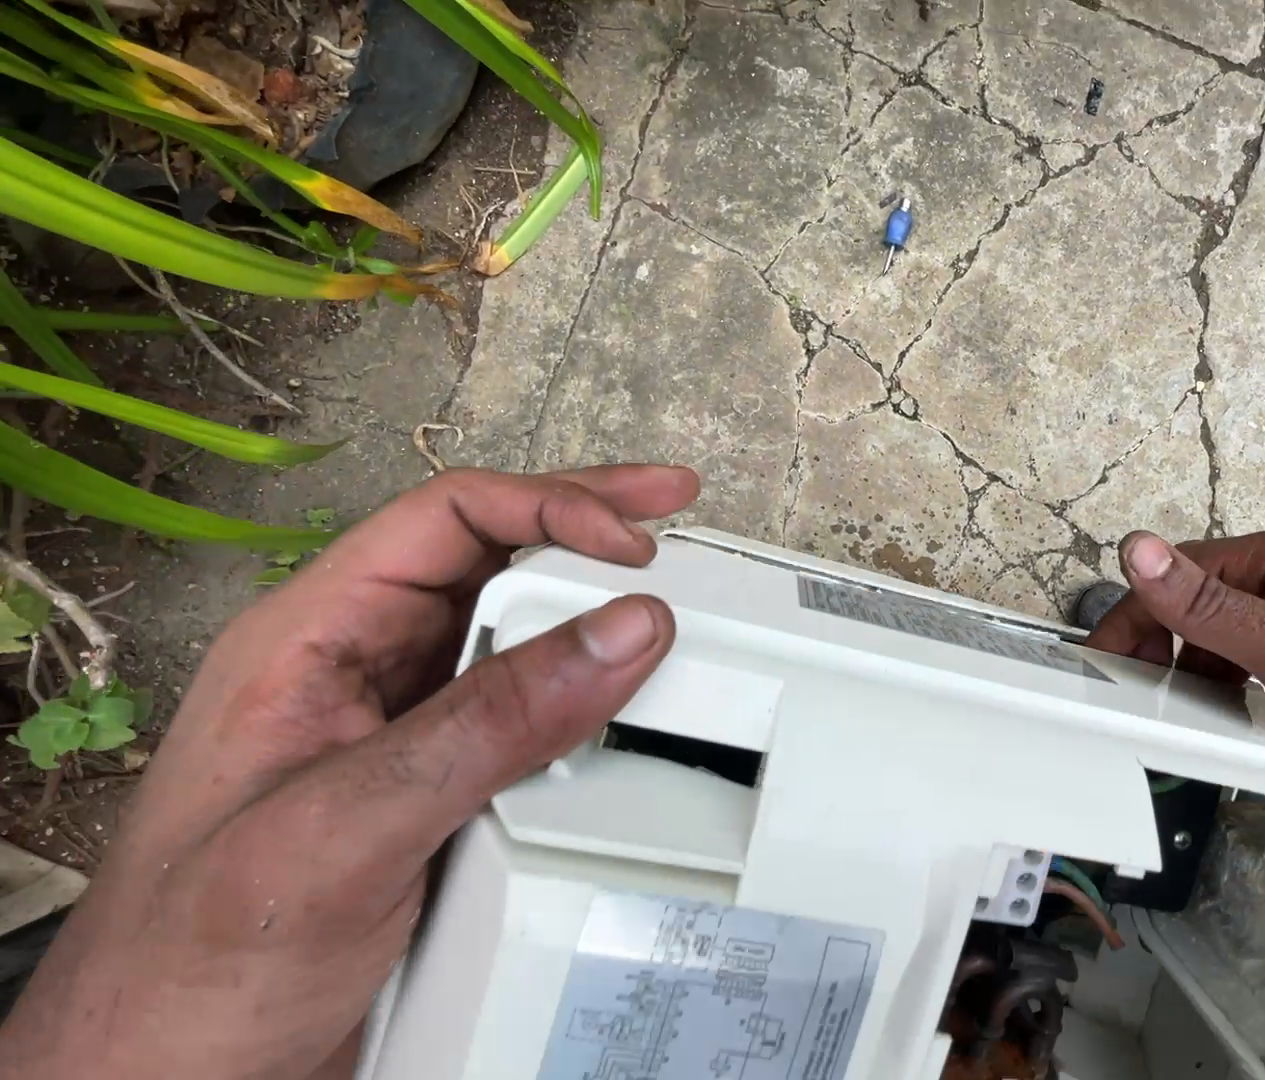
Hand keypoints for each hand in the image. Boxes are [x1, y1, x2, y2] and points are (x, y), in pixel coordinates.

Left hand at [0, 466, 699, 1079]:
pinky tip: (634, 679)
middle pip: (497, 552)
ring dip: (600, 597)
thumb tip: (627, 631)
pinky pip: (545, 700)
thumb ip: (493, 724)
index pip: (450, 519)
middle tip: (670, 505)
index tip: (636, 544)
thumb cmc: (198, 971)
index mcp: (318, 638)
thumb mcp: (350, 830)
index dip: (552, 509)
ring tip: (667, 579)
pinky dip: (601, 679)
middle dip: (590, 520)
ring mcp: (422, 720)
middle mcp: (376, 663)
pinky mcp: (462, 773)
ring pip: (527, 624)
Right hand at [1084, 527, 1264, 796]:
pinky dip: (1240, 683)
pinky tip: (1241, 716)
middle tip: (1140, 700)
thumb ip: (1208, 605)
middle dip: (1163, 645)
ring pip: (1234, 632)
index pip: (1179, 572)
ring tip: (1190, 716)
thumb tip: (1135, 545)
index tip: (1099, 668)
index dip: (1131, 618)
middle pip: (1203, 600)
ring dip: (1201, 668)